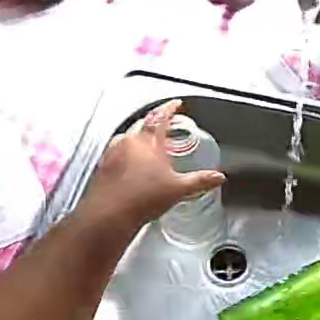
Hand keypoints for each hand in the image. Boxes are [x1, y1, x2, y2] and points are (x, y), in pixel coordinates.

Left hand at [75, 100, 224, 231]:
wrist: (110, 214)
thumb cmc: (141, 198)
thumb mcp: (178, 189)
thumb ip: (200, 181)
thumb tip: (216, 178)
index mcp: (148, 141)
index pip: (160, 116)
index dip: (169, 108)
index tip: (175, 104)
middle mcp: (128, 142)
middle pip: (142, 123)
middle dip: (153, 122)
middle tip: (163, 127)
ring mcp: (112, 153)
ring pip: (127, 137)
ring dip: (138, 139)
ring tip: (148, 150)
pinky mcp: (103, 166)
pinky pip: (116, 152)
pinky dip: (125, 154)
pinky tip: (131, 168)